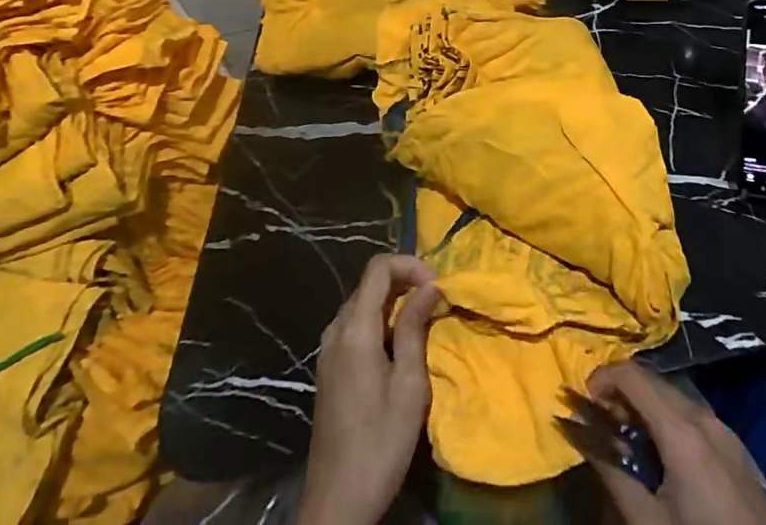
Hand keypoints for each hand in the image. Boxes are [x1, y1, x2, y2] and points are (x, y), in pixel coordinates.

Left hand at [295, 255, 441, 524]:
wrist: (337, 501)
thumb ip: (415, 328)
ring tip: (425, 322)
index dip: (410, 264)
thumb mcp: (409, 384)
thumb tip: (430, 286)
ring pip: (362, 304)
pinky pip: (355, 327)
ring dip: (394, 302)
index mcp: (354, 330)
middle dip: (406, 281)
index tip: (438, 286)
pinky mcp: (328, 369)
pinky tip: (400, 345)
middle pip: (369, 284)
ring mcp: (327, 351)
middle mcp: (335, 331)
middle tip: (438, 302)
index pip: (378, 268)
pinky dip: (380, 321)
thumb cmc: (381, 441)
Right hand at [584, 363, 765, 524]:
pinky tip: (661, 455)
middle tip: (599, 425)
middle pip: (654, 383)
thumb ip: (612, 472)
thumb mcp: (647, 521)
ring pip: (674, 399)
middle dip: (621, 394)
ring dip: (645, 408)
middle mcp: (705, 417)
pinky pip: (694, 418)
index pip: (633, 376)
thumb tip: (580, 434)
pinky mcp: (737, 448)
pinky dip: (668, 421)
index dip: (602, 379)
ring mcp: (725, 430)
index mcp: (682, 430)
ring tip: (627, 440)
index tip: (582, 403)